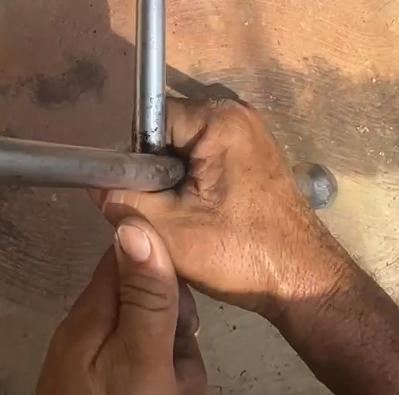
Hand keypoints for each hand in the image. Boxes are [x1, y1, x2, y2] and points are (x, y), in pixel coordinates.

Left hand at [36, 217, 205, 394]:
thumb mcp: (139, 362)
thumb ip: (143, 298)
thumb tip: (134, 222)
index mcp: (91, 311)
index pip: (128, 255)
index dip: (163, 267)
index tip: (181, 303)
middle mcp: (88, 328)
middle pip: (148, 300)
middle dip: (176, 331)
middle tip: (176, 369)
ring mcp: (94, 361)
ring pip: (154, 340)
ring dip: (175, 367)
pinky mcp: (105, 388)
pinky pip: (144, 370)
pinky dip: (162, 385)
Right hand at [100, 98, 353, 319]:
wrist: (306, 284)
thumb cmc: (242, 254)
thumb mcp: (171, 231)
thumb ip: (124, 200)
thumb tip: (93, 183)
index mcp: (219, 118)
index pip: (153, 120)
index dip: (139, 158)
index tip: (143, 195)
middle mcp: (236, 113)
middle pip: (169, 130)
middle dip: (157, 169)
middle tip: (164, 211)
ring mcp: (249, 132)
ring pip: (186, 146)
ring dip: (175, 178)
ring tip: (184, 216)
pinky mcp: (254, 153)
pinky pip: (206, 155)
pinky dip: (196, 181)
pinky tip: (202, 214)